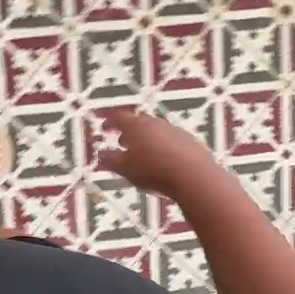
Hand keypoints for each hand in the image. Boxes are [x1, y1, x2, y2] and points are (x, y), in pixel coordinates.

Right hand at [95, 108, 220, 199]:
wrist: (194, 176)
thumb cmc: (153, 171)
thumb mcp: (126, 169)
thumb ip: (111, 161)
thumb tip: (101, 154)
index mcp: (136, 127)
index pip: (118, 117)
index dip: (109, 121)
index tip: (103, 127)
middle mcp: (154, 123)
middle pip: (138, 121)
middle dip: (128, 130)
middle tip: (122, 141)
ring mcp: (173, 130)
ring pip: (155, 129)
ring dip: (146, 138)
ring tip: (142, 153)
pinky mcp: (188, 140)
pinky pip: (170, 139)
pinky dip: (162, 145)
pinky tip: (163, 159)